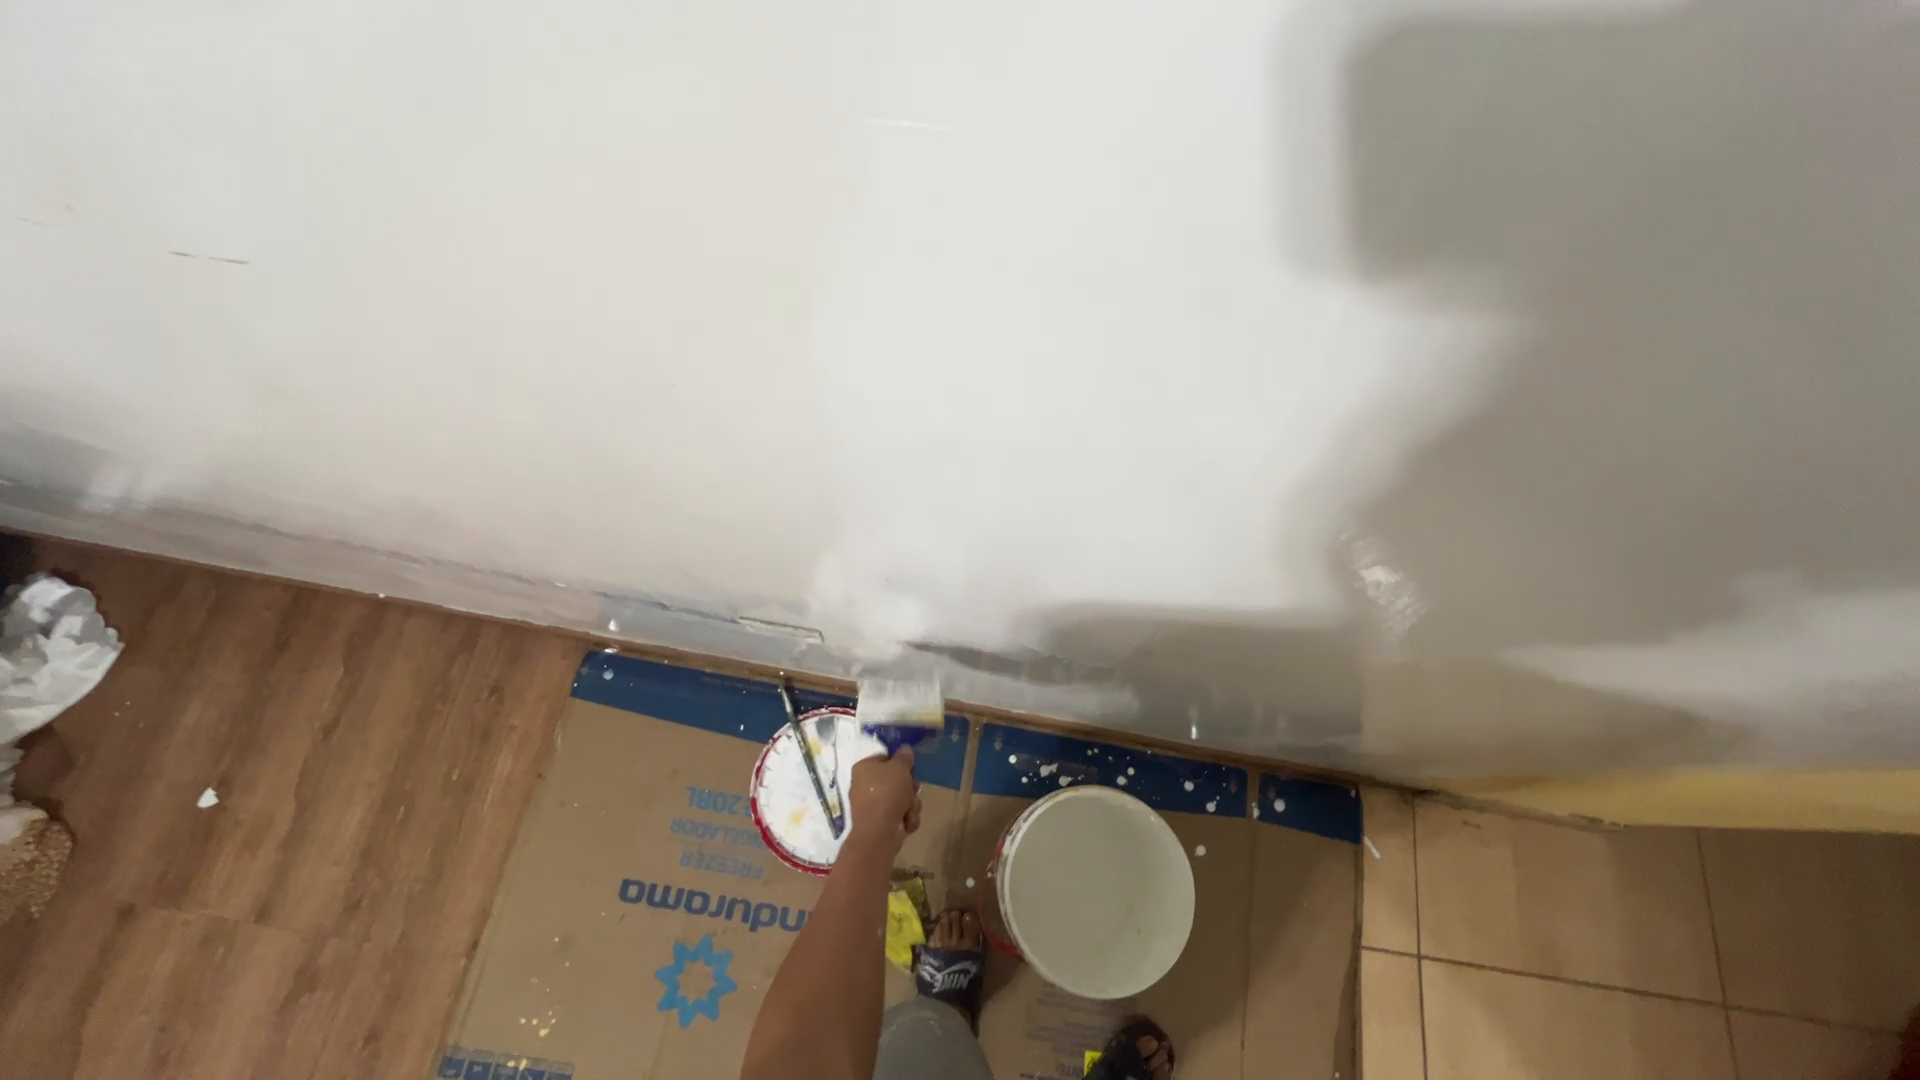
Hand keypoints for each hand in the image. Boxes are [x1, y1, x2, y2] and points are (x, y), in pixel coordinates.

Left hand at [847, 747, 919, 852]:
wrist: (879, 831)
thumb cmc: (887, 792)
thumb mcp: (900, 767)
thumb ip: (904, 756)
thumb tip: (905, 748)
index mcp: (864, 768)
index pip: (885, 758)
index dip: (900, 763)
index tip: (911, 768)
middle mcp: (864, 785)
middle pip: (895, 780)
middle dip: (909, 788)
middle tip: (913, 790)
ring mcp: (872, 805)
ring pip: (901, 798)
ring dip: (911, 804)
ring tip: (909, 810)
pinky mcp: (879, 822)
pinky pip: (899, 814)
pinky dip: (906, 818)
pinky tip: (907, 822)